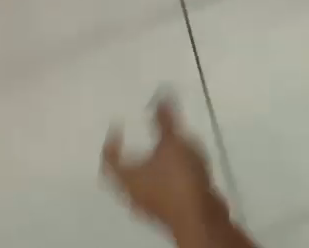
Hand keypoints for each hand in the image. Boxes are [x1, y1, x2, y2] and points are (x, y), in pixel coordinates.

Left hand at [102, 95, 232, 241]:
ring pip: (140, 182)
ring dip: (145, 166)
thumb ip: (166, 118)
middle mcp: (132, 193)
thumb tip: (159, 91)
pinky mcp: (167, 209)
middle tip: (133, 137)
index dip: (111, 143)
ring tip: (159, 148)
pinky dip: (161, 174)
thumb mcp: (173, 141)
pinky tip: (177, 166)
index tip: (117, 126)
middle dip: (127, 155)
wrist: (199, 216)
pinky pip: (157, 188)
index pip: (109, 160)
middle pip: (121, 174)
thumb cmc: (179, 178)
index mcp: (127, 177)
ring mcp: (149, 204)